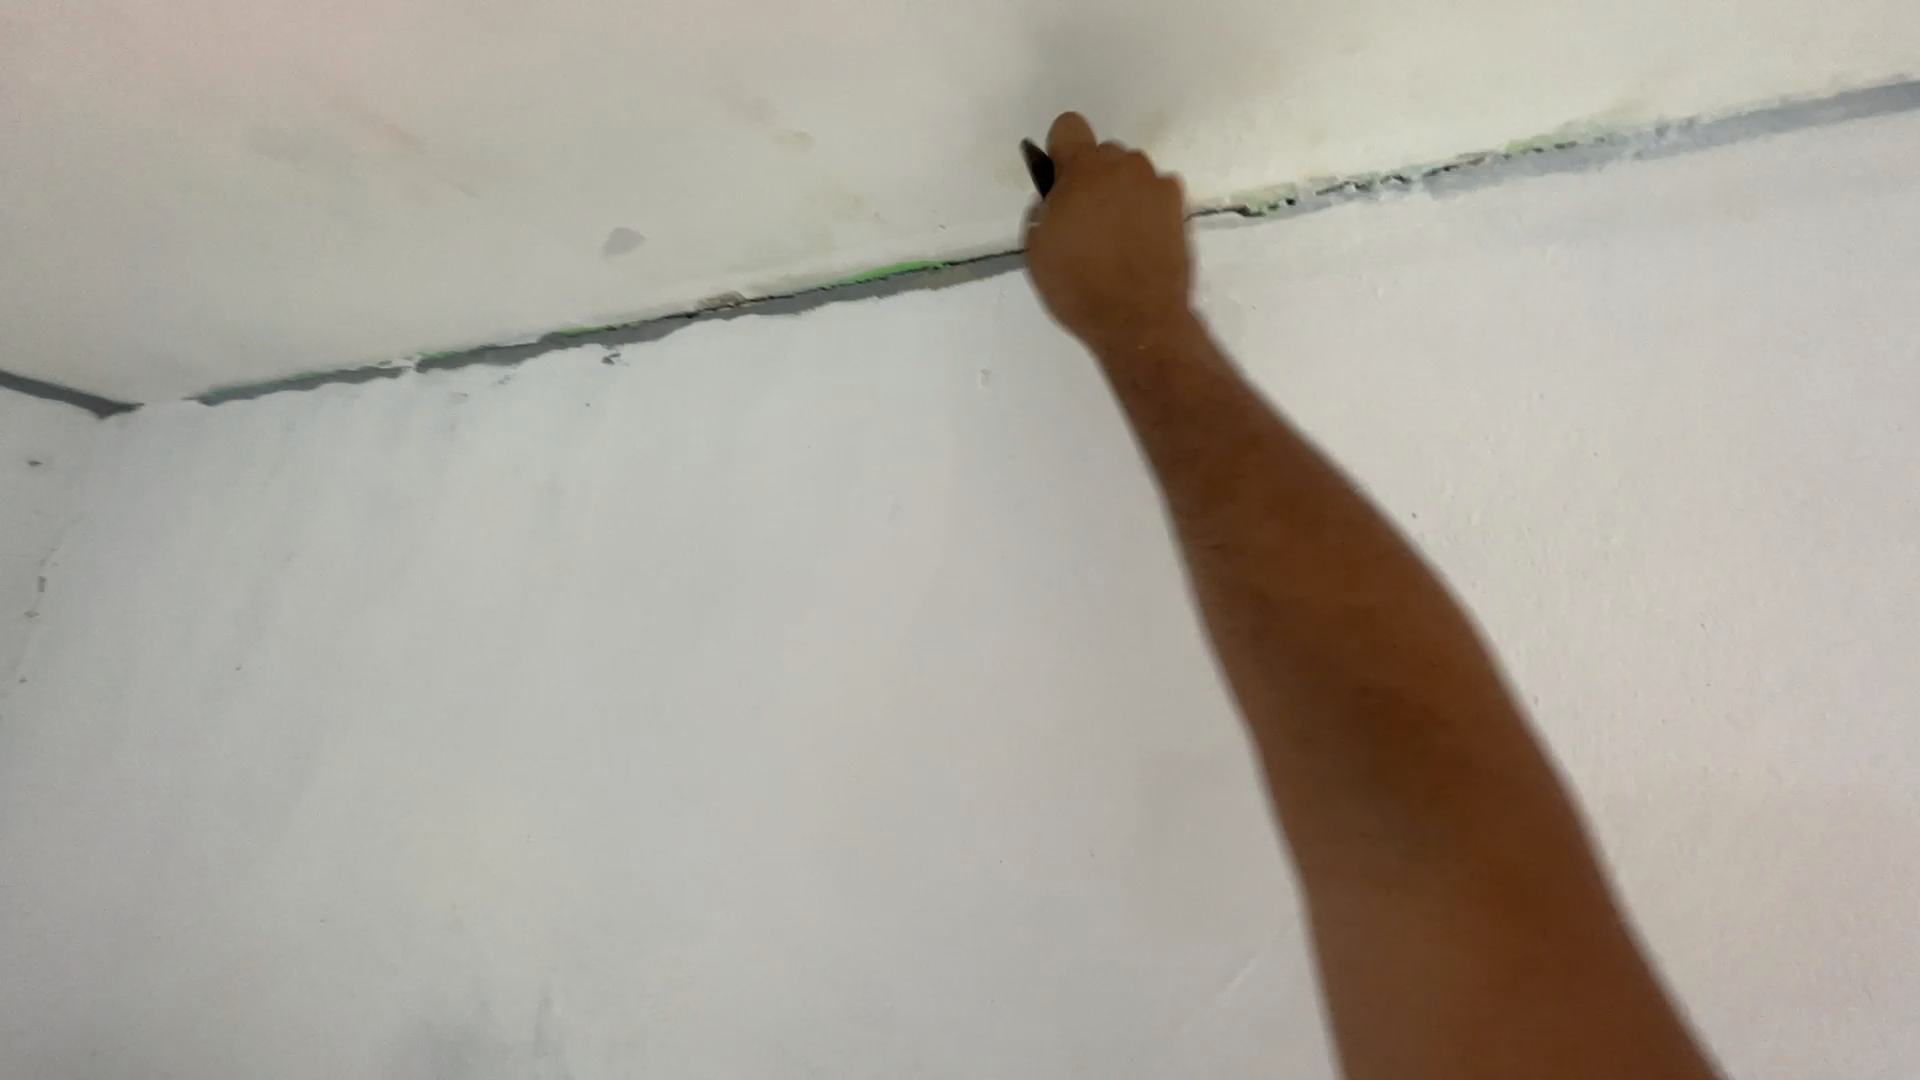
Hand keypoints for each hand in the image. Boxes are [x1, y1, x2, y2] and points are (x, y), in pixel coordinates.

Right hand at [1023, 112, 1194, 350]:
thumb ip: (1044, 211)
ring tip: (1117, 242)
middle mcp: (1124, 166)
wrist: (1138, 321)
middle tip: (1087, 225)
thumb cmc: (1078, 288)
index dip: (1061, 152)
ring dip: (1121, 197)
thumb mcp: (1037, 251)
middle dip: (1093, 181)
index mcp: (1083, 171)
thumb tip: (1056, 199)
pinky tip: (1140, 248)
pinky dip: (1146, 213)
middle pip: (1103, 156)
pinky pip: (1155, 197)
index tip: (1061, 183)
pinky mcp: (1180, 208)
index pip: (1068, 127)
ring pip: (1131, 177)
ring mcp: (1157, 185)